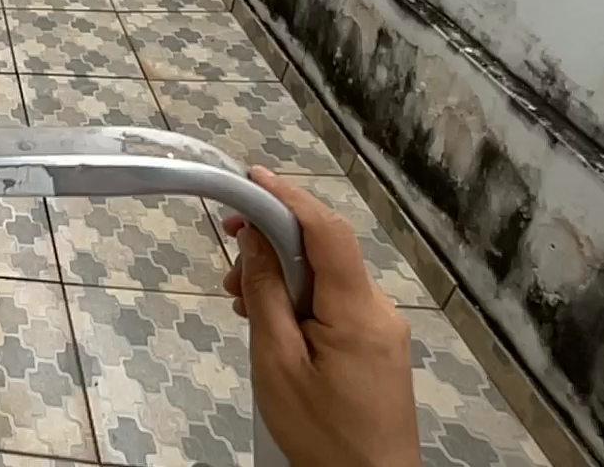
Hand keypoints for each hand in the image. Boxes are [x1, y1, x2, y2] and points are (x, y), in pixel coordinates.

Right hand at [222, 166, 420, 466]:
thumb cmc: (318, 428)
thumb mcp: (276, 359)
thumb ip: (265, 291)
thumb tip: (254, 236)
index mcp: (358, 312)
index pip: (326, 233)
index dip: (288, 197)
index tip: (249, 176)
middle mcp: (377, 309)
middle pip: (321, 248)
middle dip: (269, 238)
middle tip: (224, 257)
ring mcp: (379, 325)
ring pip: (321, 271)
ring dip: (276, 269)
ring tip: (237, 298)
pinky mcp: (373, 340)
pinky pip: (328, 295)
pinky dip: (292, 290)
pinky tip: (264, 313)